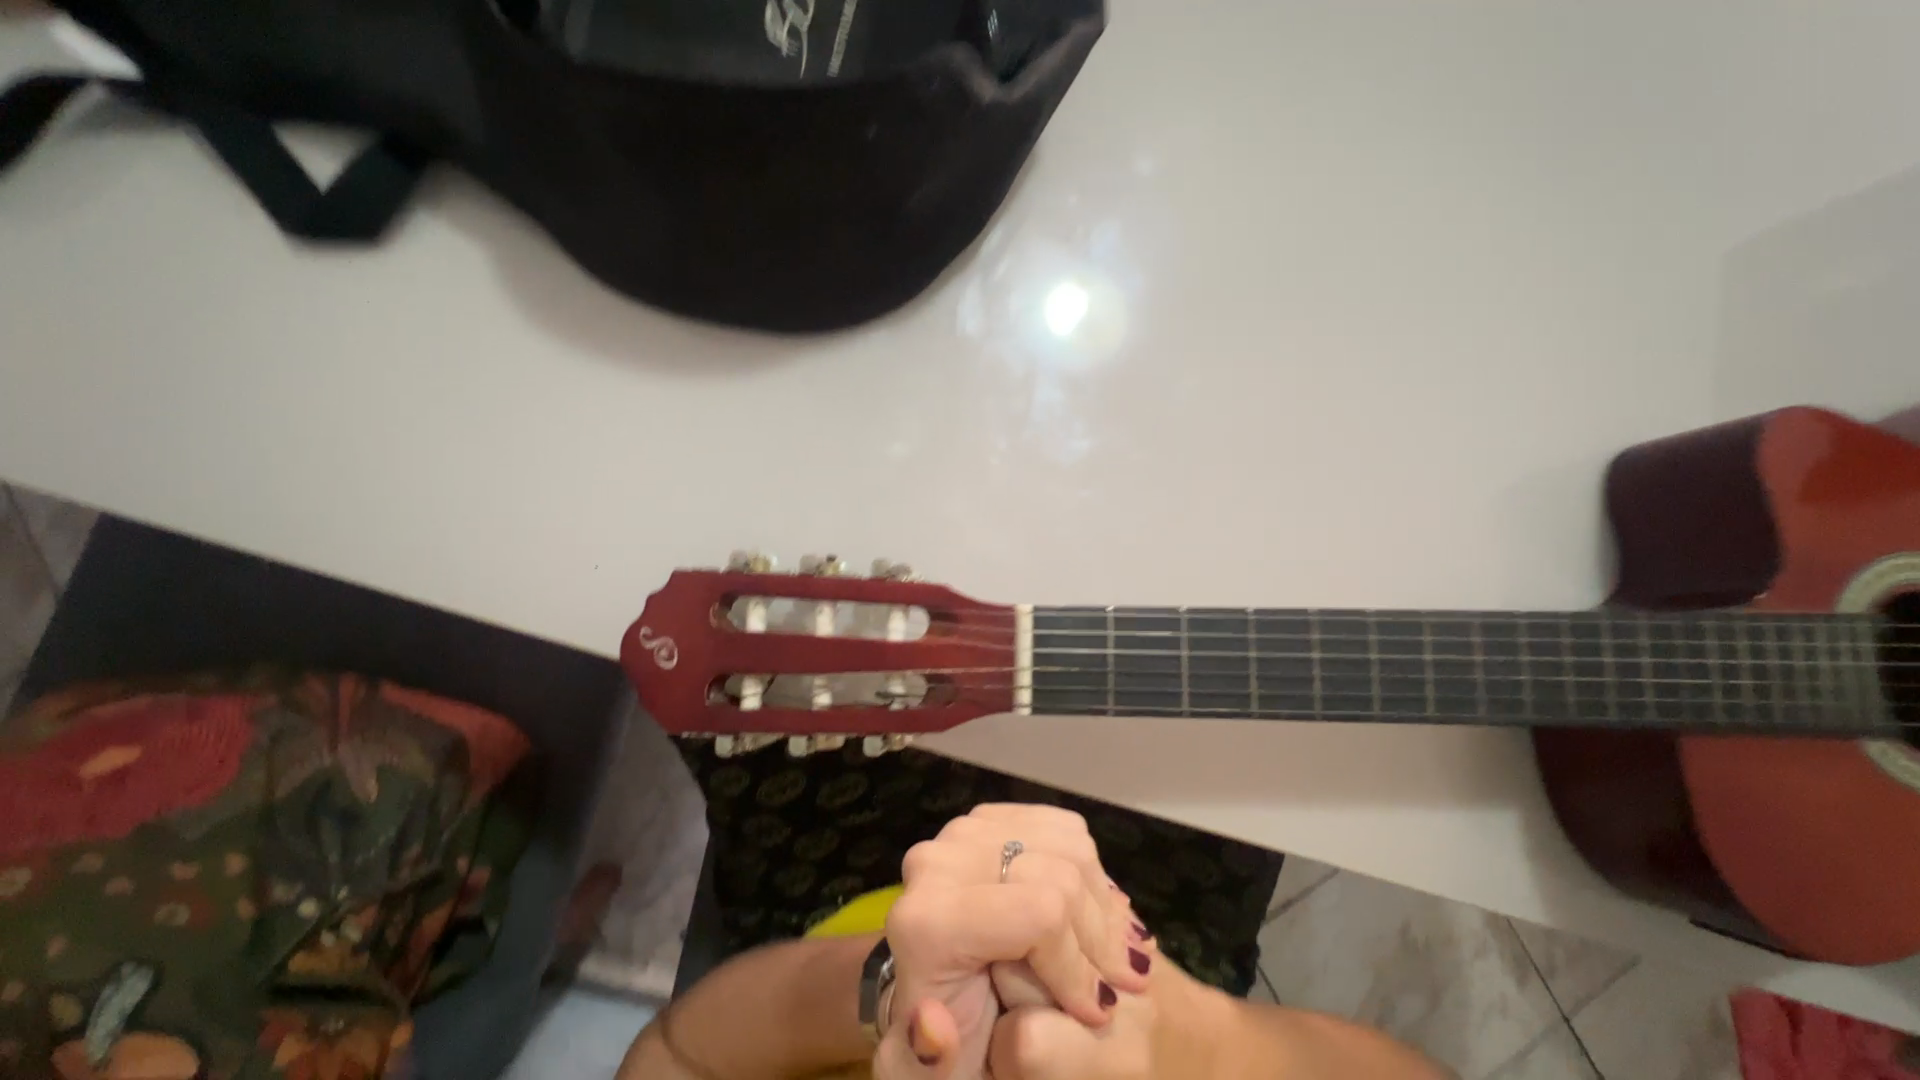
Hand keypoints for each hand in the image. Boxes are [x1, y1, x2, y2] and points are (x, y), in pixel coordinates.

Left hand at [871, 805, 1150, 1079]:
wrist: (946, 996)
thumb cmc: (954, 1046)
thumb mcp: (940, 1078)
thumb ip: (930, 1061)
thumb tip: (932, 1027)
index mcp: (924, 921)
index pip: (1042, 912)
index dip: (1077, 965)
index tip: (1093, 1012)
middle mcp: (936, 861)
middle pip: (1062, 877)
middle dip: (1097, 942)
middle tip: (1114, 992)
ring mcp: (964, 830)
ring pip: (1072, 850)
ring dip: (1102, 912)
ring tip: (1108, 963)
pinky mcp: (993, 817)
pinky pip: (1069, 831)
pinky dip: (1093, 877)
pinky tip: (1087, 920)